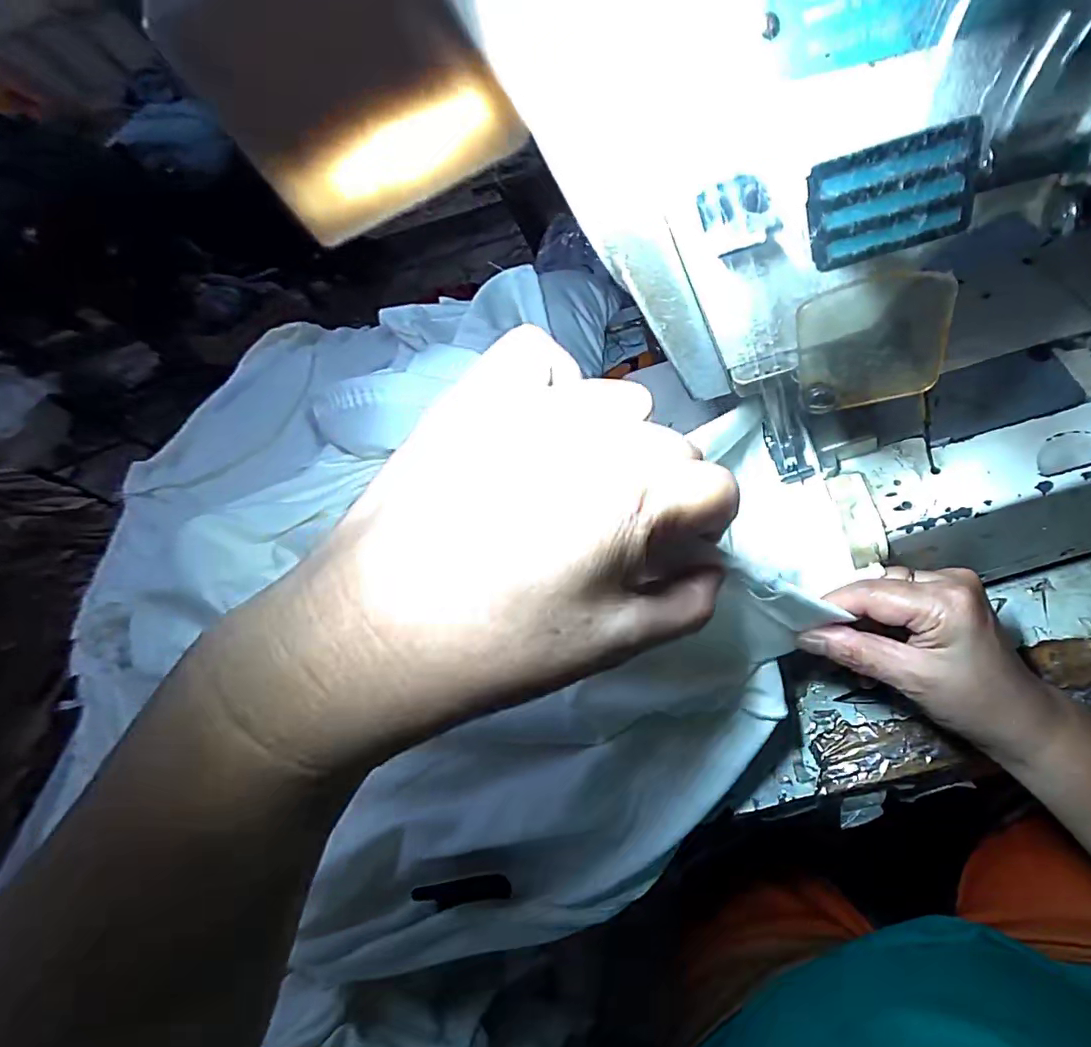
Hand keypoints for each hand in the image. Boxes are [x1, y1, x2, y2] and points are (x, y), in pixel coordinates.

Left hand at [183, 326, 737, 778]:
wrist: (370, 634)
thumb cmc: (507, 645)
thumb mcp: (620, 641)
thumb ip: (692, 603)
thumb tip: (712, 567)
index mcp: (641, 494)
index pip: (721, 486)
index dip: (709, 524)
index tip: (674, 552)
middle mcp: (603, 434)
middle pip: (677, 447)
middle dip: (667, 490)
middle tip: (621, 535)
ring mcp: (538, 404)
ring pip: (625, 404)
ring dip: (622, 443)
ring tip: (576, 485)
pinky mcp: (480, 392)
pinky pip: (547, 357)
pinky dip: (560, 385)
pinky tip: (542, 430)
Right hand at [797, 567, 1082, 766]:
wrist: (1017, 717)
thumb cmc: (970, 703)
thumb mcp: (909, 679)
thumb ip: (858, 652)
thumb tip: (810, 636)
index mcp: (945, 597)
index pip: (873, 592)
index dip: (833, 605)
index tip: (800, 623)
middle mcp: (950, 578)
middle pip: (881, 587)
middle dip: (852, 615)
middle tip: (827, 646)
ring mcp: (955, 584)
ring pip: (891, 592)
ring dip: (869, 620)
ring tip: (858, 657)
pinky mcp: (954, 595)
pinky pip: (908, 598)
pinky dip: (889, 621)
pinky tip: (881, 649)